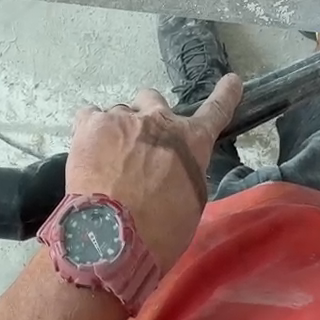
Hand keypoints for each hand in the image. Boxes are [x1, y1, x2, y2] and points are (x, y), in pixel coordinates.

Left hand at [66, 75, 242, 271]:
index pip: (215, 111)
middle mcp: (158, 120)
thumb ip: (186, 172)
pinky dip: (90, 130)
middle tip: (139, 145)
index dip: (226, 95)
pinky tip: (88, 152)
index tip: (232, 81)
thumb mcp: (190, 203)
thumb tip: (175, 167)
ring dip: (118, 130)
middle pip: (153, 100)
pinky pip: (90, 114)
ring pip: (120, 111)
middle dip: (148, 118)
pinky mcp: (91, 123)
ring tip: (107, 161)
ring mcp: (123, 117)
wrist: (111, 238)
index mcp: (190, 141)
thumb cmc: (159, 231)